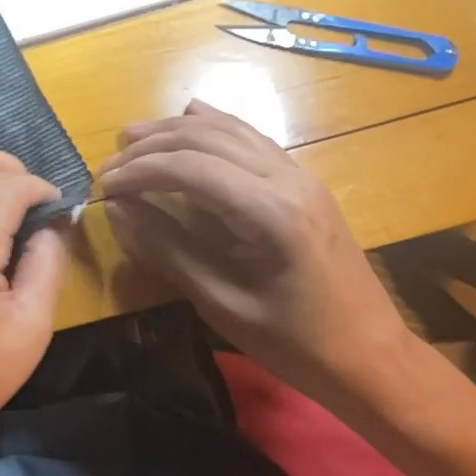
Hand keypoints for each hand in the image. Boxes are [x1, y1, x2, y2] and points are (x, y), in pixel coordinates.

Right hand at [98, 100, 416, 401]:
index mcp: (271, 213)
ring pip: (229, 130)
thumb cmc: (295, 343)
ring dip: (177, 129)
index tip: (104, 187)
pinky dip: (214, 126)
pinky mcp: (303, 183)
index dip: (140, 171)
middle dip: (151, 146)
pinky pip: (252, 139)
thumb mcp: (221, 302)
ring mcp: (300, 177)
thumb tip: (118, 209)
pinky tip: (190, 116)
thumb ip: (167, 248)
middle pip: (206, 139)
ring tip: (133, 136)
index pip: (190, 168)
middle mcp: (288, 180)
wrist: (372, 359)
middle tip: (110, 165)